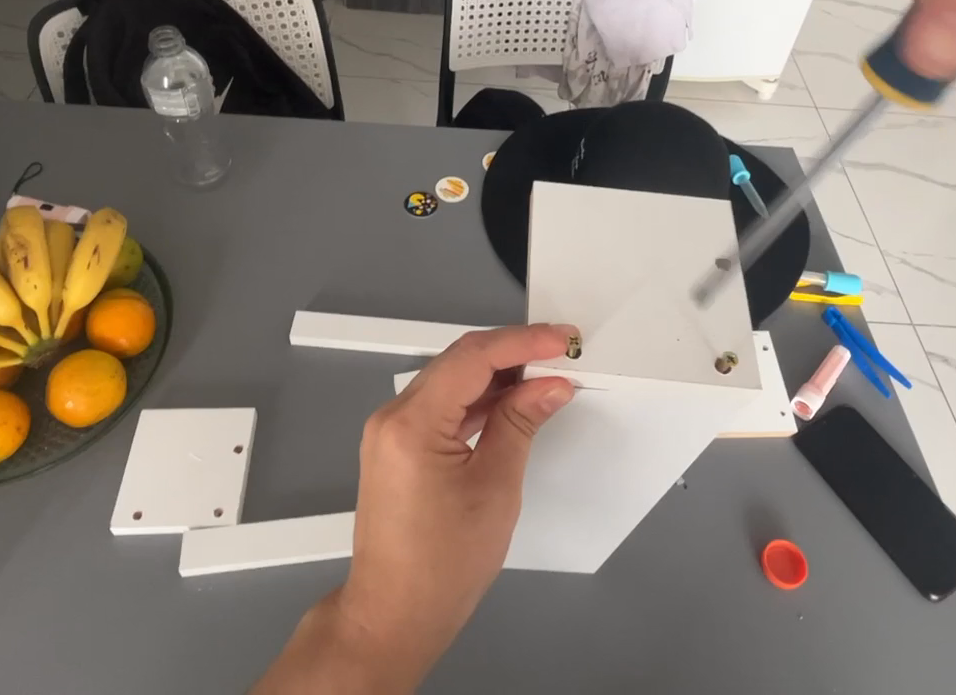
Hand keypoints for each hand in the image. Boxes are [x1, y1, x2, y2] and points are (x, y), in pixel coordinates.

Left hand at [252, 324, 574, 693]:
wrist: (393, 615)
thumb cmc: (445, 564)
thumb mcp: (495, 489)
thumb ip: (521, 424)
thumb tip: (551, 385)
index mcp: (412, 423)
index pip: (472, 358)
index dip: (522, 342)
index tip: (563, 340)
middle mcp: (393, 415)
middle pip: (458, 362)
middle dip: (512, 352)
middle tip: (561, 351)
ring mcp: (391, 430)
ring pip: (451, 381)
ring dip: (497, 375)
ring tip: (546, 373)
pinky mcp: (398, 445)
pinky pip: (442, 406)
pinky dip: (478, 400)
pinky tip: (512, 401)